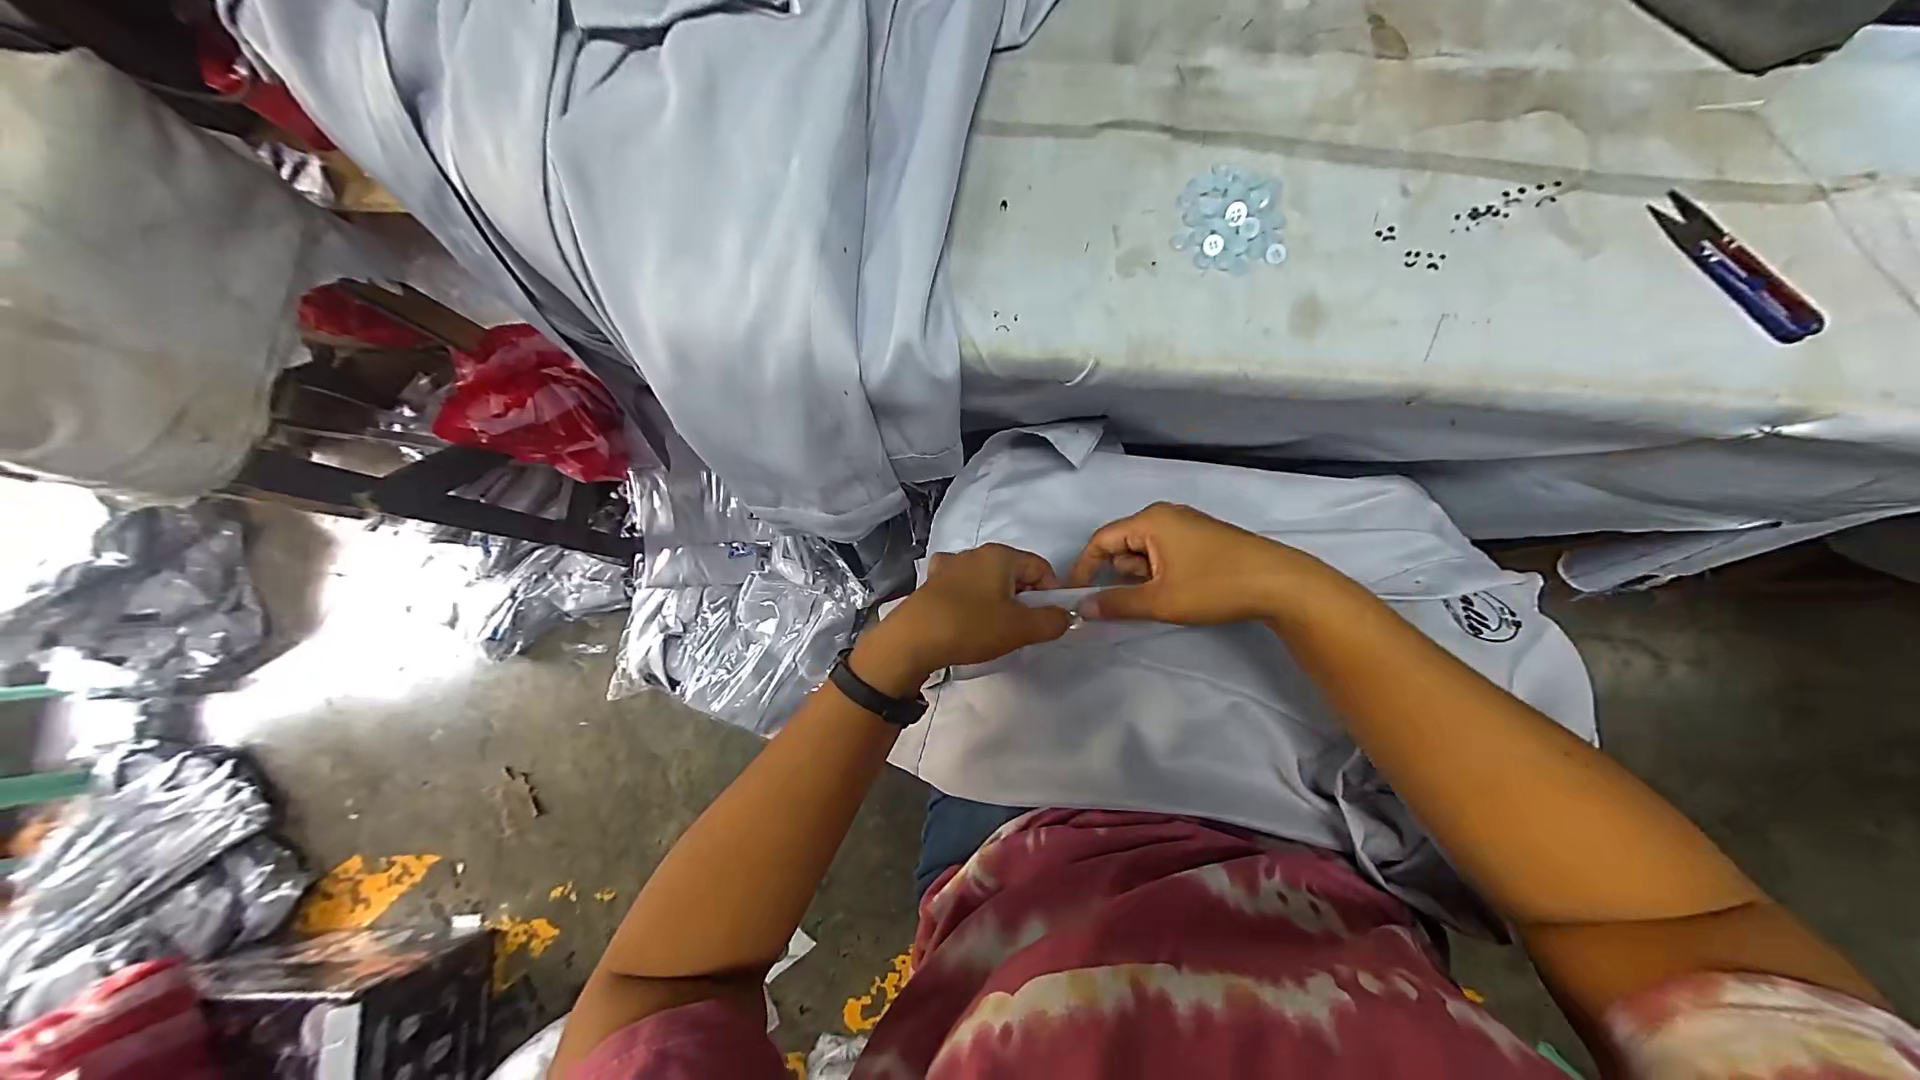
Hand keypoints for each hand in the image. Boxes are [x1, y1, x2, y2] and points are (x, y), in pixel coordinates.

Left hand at [849, 544, 1071, 694]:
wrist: (912, 640)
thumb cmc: (971, 627)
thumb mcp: (1021, 629)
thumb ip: (1051, 621)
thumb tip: (1063, 615)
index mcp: (1000, 555)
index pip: (1041, 568)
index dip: (1051, 593)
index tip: (1047, 620)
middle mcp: (975, 553)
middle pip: (1014, 572)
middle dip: (1024, 599)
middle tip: (1021, 629)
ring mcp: (949, 566)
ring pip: (988, 580)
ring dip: (997, 601)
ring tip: (993, 629)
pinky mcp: (931, 582)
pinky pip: (963, 587)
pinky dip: (972, 600)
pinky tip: (967, 617)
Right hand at [1067, 502, 1351, 626]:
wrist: (1281, 583)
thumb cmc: (1214, 586)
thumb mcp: (1160, 600)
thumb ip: (1116, 603)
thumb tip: (1082, 607)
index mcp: (1150, 520)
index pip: (1101, 540)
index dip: (1085, 568)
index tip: (1077, 594)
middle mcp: (1165, 515)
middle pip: (1123, 544)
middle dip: (1120, 574)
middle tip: (1132, 602)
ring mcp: (1186, 524)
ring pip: (1145, 551)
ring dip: (1143, 577)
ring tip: (1162, 599)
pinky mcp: (1202, 537)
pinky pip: (1165, 552)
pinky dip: (1160, 573)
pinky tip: (1178, 592)